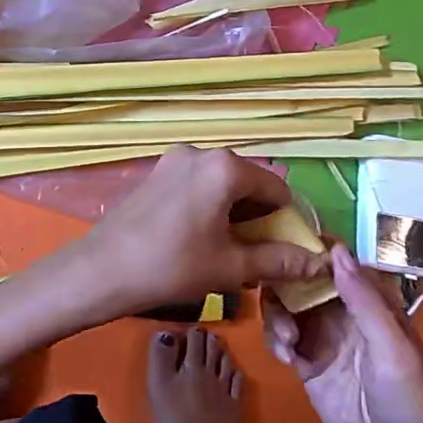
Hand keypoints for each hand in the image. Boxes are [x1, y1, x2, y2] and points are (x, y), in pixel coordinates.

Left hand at [65, 146, 330, 310]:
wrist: (102, 269)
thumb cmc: (172, 265)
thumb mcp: (232, 266)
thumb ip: (279, 260)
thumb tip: (320, 264)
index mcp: (224, 167)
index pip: (277, 190)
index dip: (288, 223)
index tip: (286, 253)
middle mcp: (200, 153)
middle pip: (248, 184)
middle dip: (259, 220)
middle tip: (257, 258)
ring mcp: (173, 161)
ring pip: (221, 186)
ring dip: (234, 216)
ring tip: (230, 254)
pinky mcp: (155, 174)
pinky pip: (196, 186)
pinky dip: (210, 208)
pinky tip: (203, 241)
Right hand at [262, 246, 422, 422]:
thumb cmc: (413, 406)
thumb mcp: (395, 351)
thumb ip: (365, 301)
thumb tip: (336, 250)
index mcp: (374, 305)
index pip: (339, 263)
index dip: (312, 249)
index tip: (282, 242)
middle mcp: (346, 315)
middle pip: (305, 281)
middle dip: (284, 283)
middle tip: (272, 292)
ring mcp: (325, 340)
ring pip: (288, 307)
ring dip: (277, 314)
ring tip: (286, 340)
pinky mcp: (308, 365)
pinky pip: (281, 338)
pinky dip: (275, 340)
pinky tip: (284, 358)